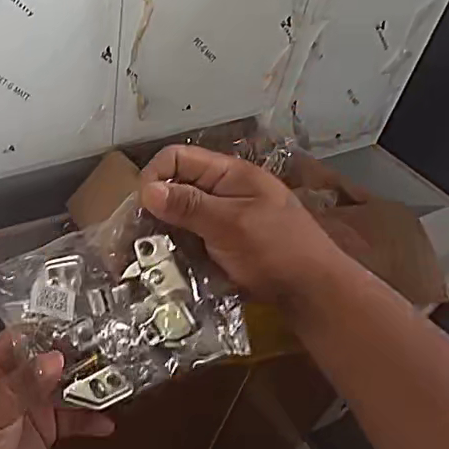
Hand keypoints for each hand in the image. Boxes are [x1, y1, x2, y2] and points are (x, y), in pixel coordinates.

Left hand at [0, 333, 114, 448]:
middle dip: (82, 354)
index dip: (53, 325)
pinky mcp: (47, 430)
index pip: (28, 335)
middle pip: (55, 359)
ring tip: (120, 380)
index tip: (86, 318)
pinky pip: (73, 419)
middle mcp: (19, 380)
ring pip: (69, 387)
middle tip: (114, 348)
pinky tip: (108, 423)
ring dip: (91, 386)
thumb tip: (57, 357)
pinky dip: (91, 420)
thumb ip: (26, 382)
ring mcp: (34, 404)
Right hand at [138, 144, 355, 303]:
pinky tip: (166, 265)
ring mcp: (224, 218)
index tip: (141, 208)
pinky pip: (191, 239)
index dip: (154, 176)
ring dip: (163, 232)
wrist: (313, 290)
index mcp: (229, 174)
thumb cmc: (277, 250)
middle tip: (135, 237)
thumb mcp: (231, 224)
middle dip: (153, 207)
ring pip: (180, 216)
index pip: (177, 157)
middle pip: (175, 186)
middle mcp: (223, 191)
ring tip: (145, 255)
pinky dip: (177, 248)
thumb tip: (146, 189)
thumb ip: (190, 205)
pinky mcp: (223, 244)